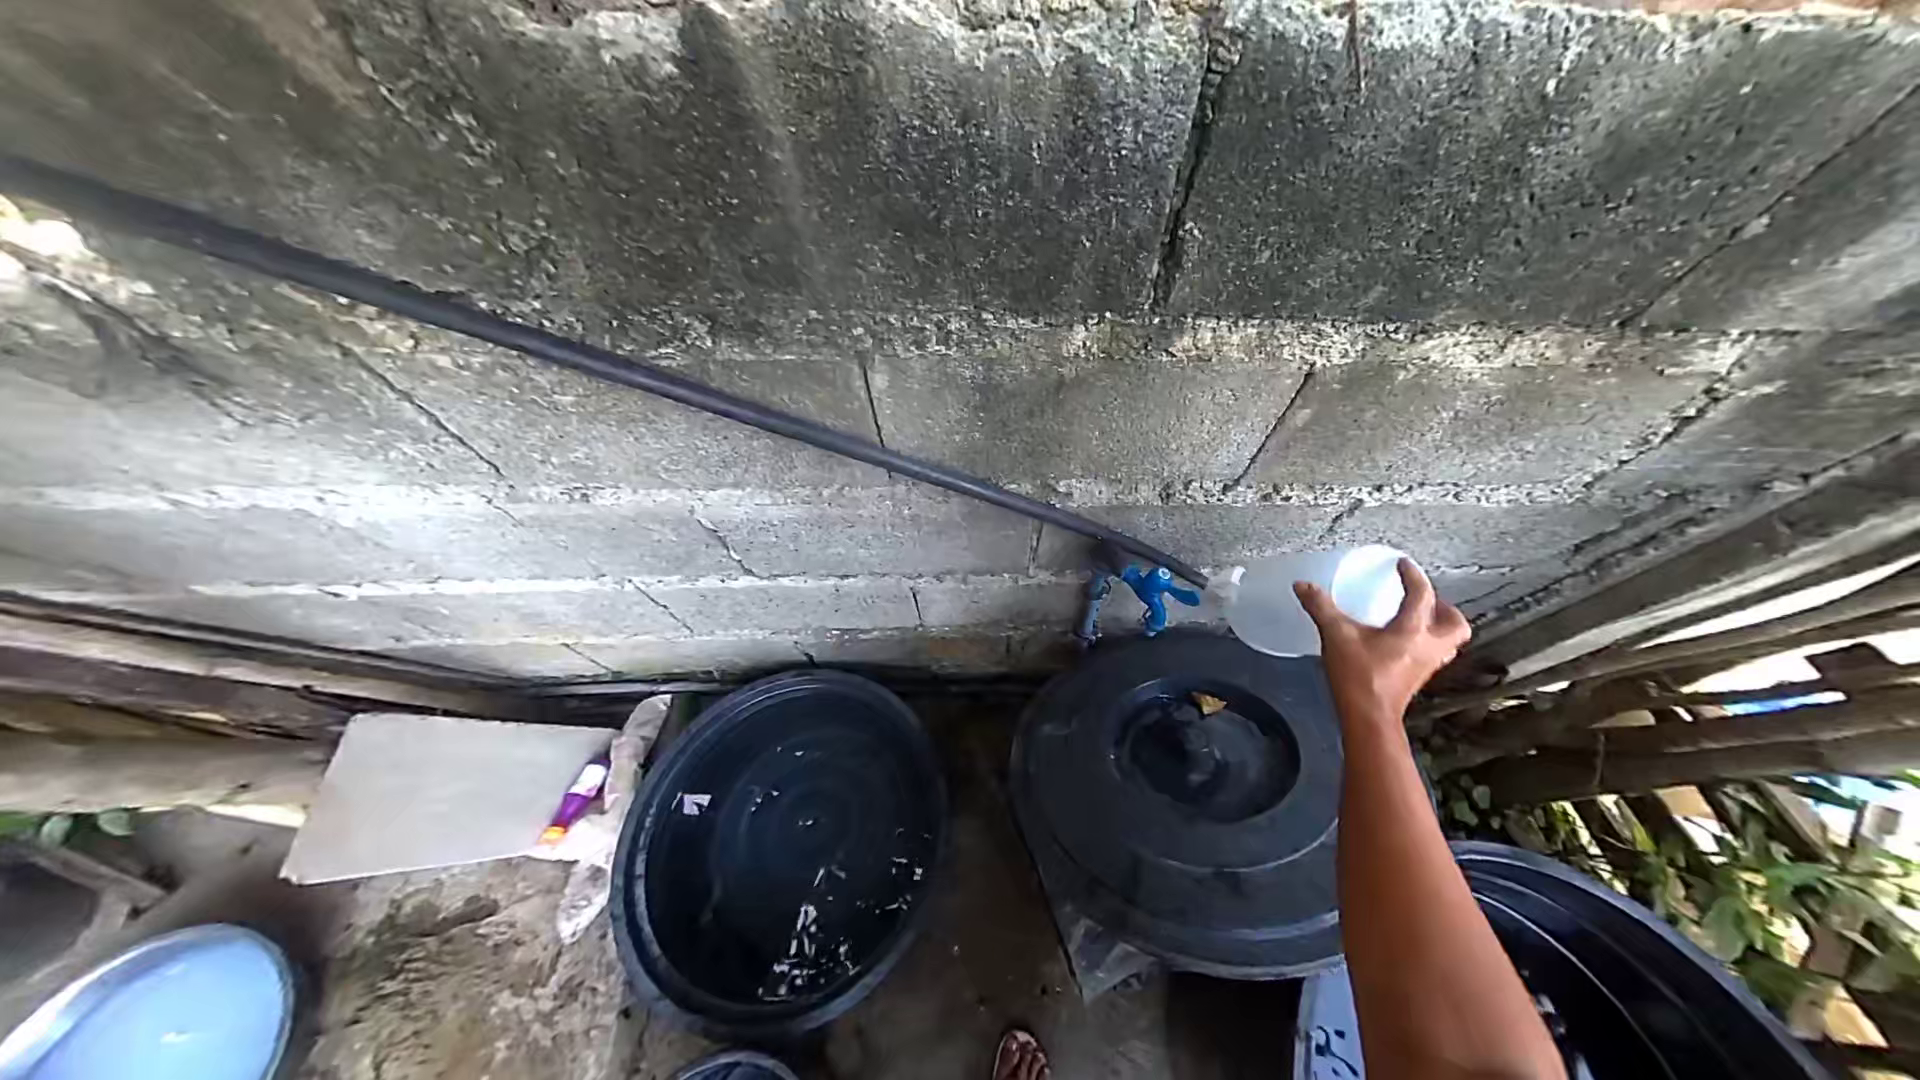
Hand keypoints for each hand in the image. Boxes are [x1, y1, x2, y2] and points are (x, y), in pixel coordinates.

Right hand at [1294, 558, 1469, 722]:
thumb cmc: (1359, 676)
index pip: (1422, 595)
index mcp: (1413, 631)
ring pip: (1449, 642)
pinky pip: (1432, 655)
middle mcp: (1428, 647)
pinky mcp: (1417, 679)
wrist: (1368, 716)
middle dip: (1444, 607)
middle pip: (1455, 624)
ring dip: (1439, 627)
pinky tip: (1402, 643)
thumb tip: (1303, 586)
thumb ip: (1320, 607)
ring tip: (1419, 618)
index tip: (1403, 565)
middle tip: (1425, 598)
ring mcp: (1426, 666)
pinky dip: (1425, 644)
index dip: (1413, 576)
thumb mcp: (1335, 635)